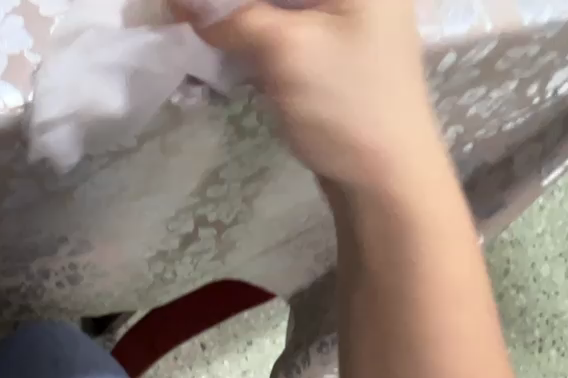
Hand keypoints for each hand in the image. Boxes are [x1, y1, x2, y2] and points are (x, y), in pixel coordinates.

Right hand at [177, 0, 447, 193]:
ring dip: (236, 19)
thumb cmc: (345, 103)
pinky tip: (222, 53)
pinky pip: (283, 29)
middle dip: (230, 5)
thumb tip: (186, 4)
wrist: (383, 171)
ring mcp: (346, 16)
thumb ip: (237, 20)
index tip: (184, 4)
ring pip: (279, 7)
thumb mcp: (287, 51)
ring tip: (195, 33)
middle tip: (184, 16)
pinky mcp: (331, 48)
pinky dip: (251, 38)